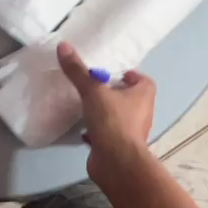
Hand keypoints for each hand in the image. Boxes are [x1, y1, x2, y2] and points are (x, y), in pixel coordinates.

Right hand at [57, 42, 154, 182]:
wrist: (116, 161)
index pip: (143, 80)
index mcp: (144, 95)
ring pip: (119, 117)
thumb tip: (63, 45)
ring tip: (87, 106)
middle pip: (130, 98)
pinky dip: (98, 131)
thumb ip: (78, 71)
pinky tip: (83, 130)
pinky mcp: (119, 147)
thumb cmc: (112, 120)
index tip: (111, 74)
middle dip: (115, 93)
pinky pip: (108, 134)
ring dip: (106, 112)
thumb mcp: (92, 91)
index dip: (129, 76)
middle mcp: (143, 113)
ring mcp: (131, 132)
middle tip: (95, 87)